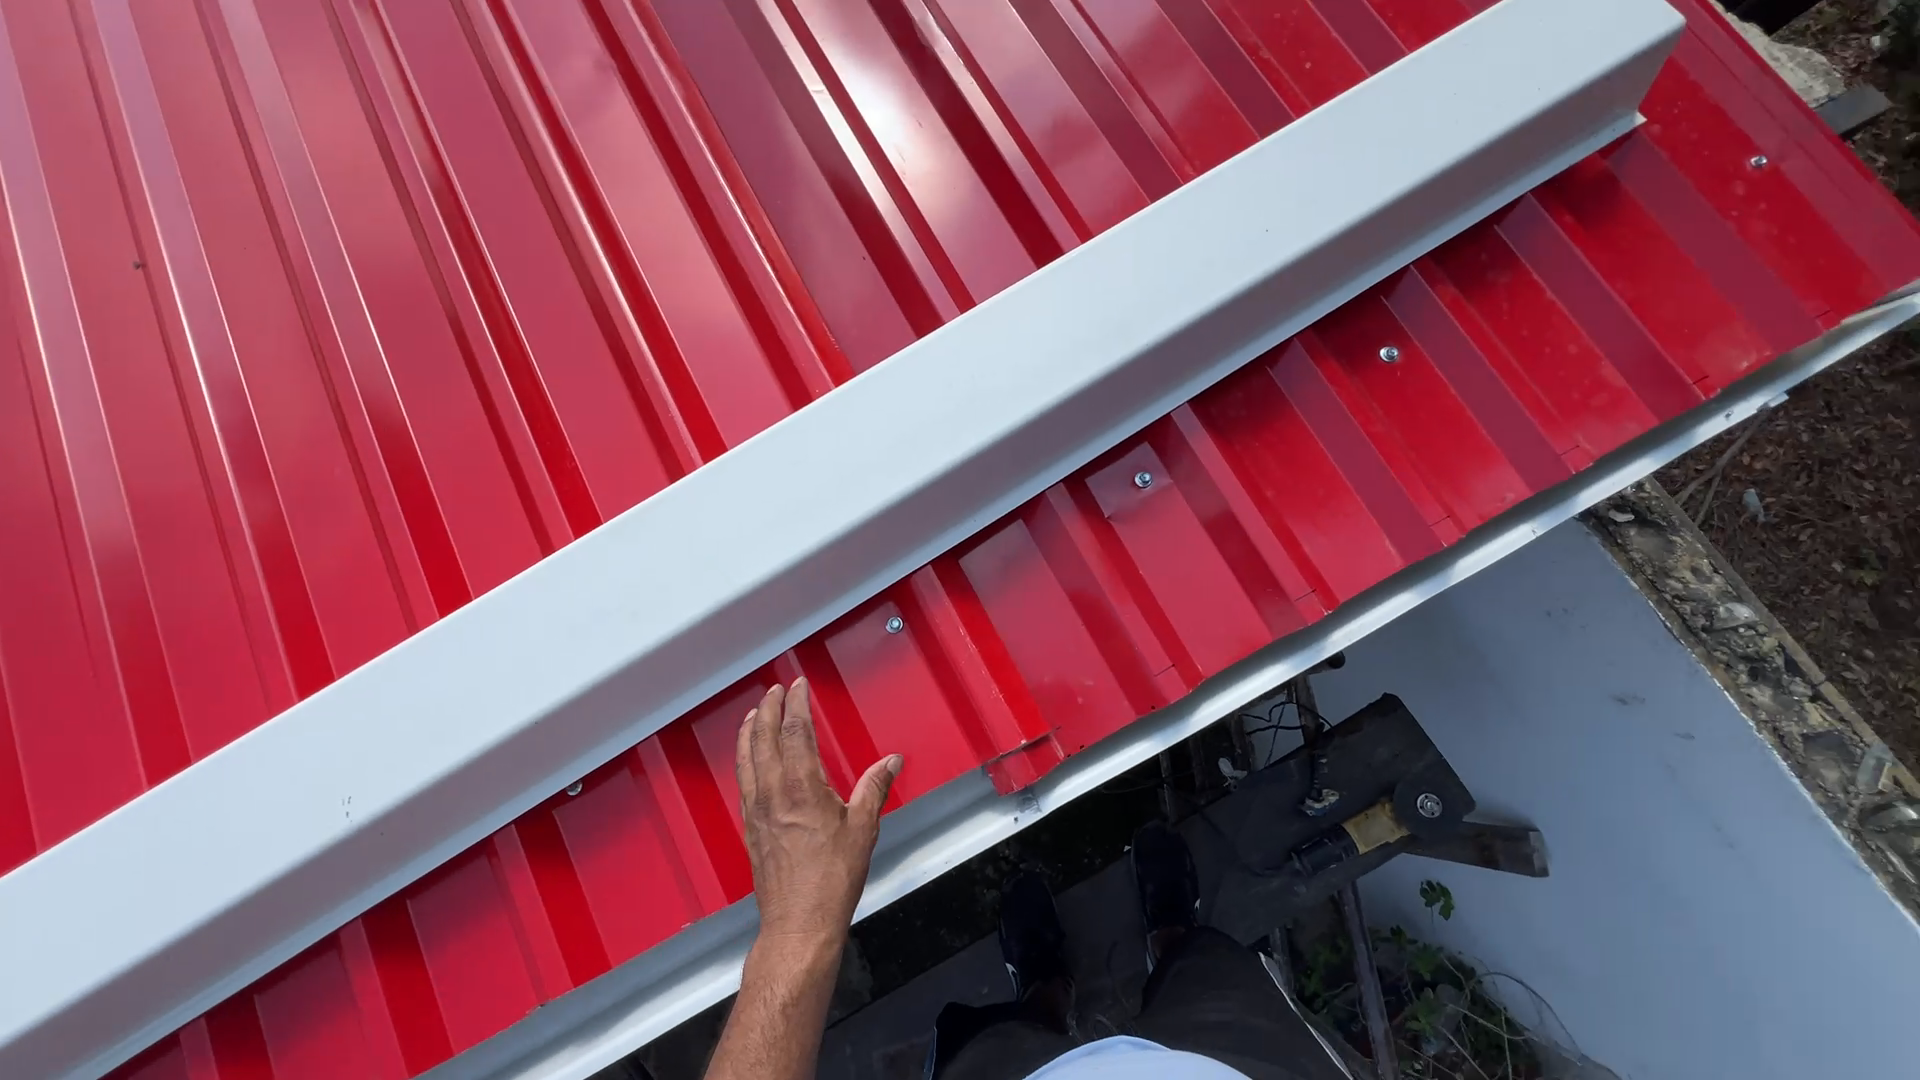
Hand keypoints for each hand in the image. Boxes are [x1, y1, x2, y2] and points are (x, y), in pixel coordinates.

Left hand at [735, 679, 901, 946]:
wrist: (799, 922)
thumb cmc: (834, 877)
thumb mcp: (863, 828)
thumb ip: (874, 788)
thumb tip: (891, 760)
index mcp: (802, 787)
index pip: (795, 732)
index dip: (796, 704)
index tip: (798, 685)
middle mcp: (773, 792)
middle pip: (763, 738)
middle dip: (767, 709)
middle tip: (774, 690)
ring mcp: (756, 809)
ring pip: (746, 757)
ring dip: (749, 730)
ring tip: (752, 712)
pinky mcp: (749, 826)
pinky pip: (742, 780)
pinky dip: (743, 757)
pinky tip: (748, 756)